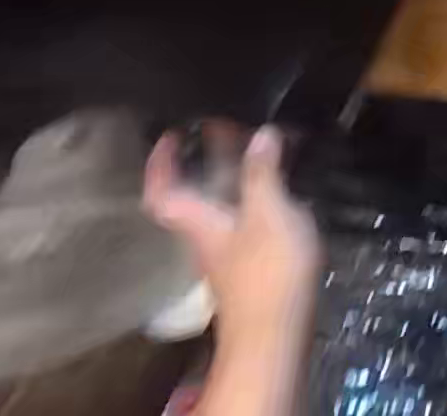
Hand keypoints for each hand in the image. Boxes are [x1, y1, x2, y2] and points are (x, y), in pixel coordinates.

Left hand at [144, 124, 320, 354]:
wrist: (276, 323)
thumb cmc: (267, 266)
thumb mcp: (269, 213)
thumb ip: (263, 174)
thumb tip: (261, 132)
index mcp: (202, 222)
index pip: (167, 192)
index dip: (162, 164)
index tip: (171, 133)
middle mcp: (210, 231)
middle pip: (200, 190)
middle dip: (209, 156)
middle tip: (230, 122)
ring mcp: (233, 243)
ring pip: (226, 198)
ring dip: (238, 169)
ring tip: (264, 140)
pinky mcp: (256, 251)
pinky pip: (250, 206)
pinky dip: (260, 185)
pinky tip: (284, 177)